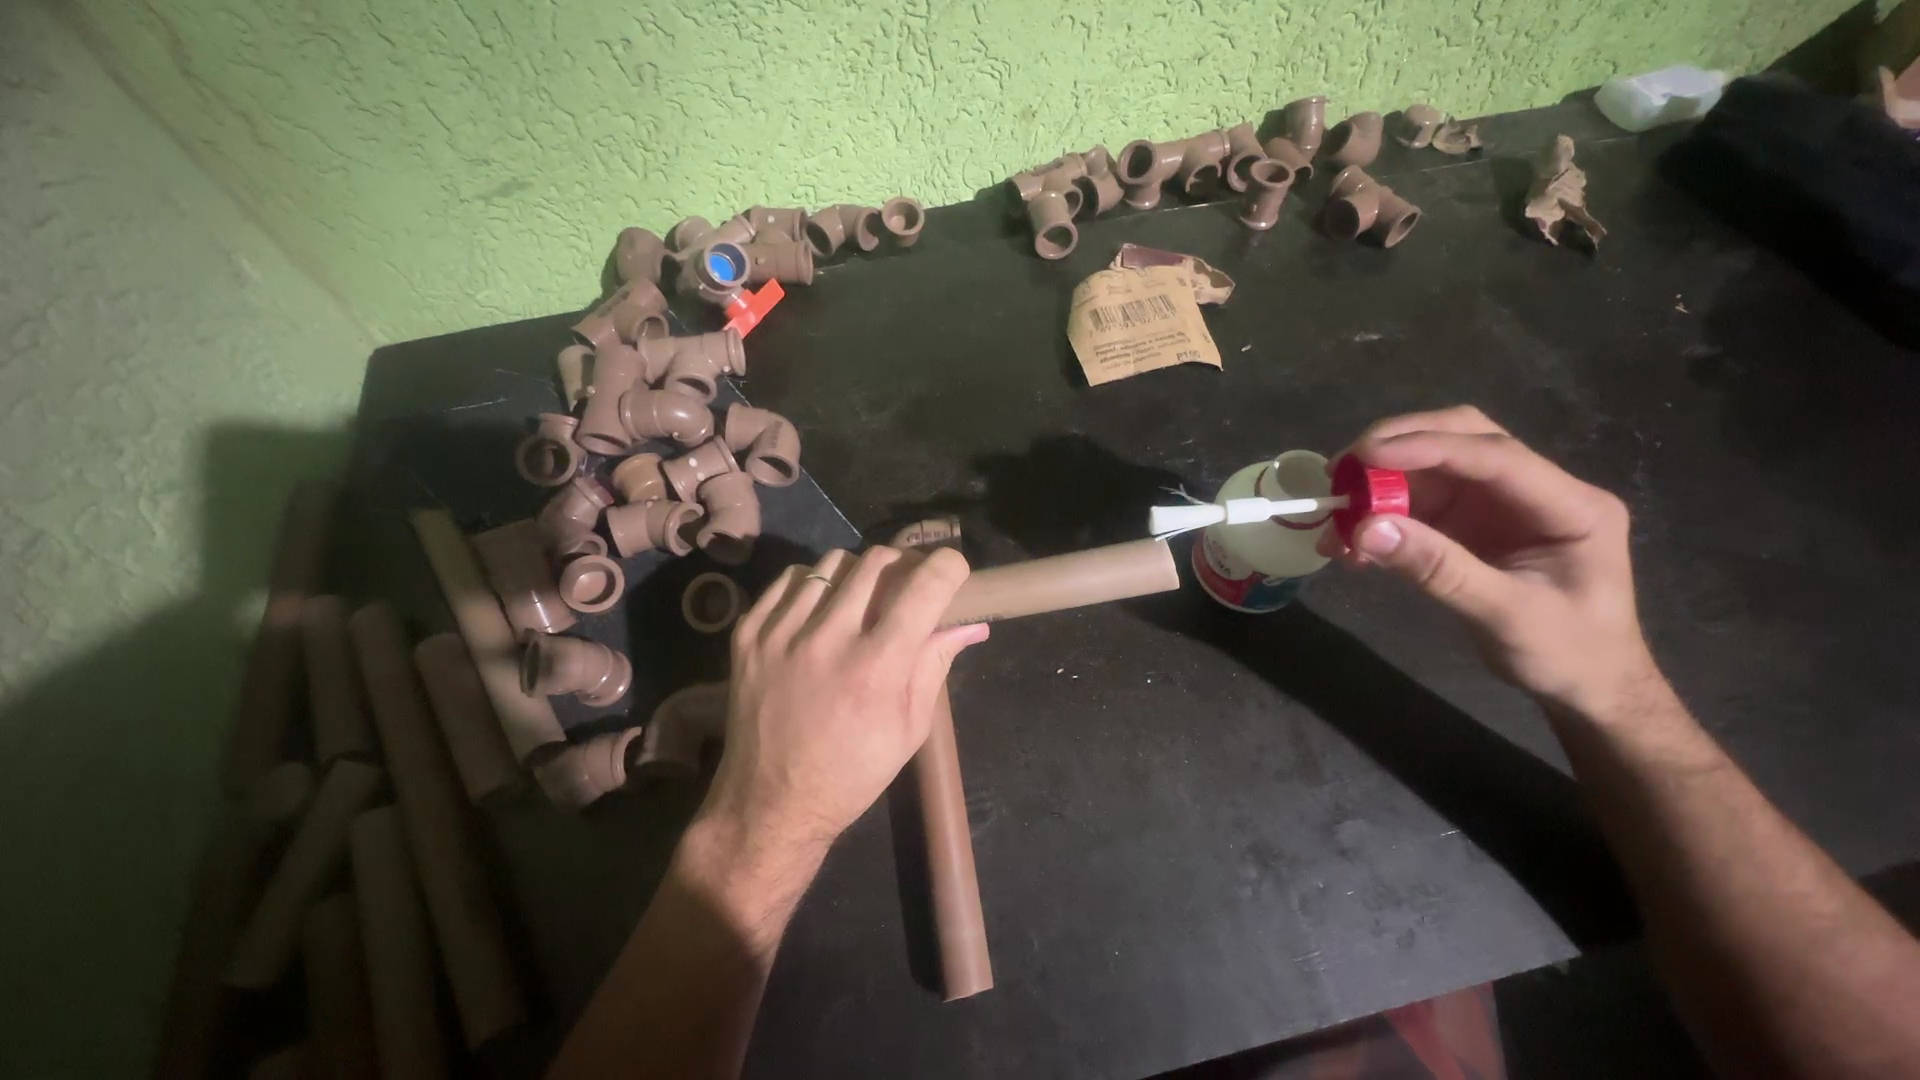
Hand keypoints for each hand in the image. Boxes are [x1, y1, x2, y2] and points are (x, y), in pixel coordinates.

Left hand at [701, 546, 987, 854]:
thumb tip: (972, 623)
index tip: (953, 570)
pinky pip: (790, 579)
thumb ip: (935, 664)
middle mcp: (828, 639)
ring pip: (832, 563)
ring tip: (862, 601)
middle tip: (910, 585)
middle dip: (905, 565)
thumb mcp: (909, 728)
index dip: (947, 567)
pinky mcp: (748, 634)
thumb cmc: (853, 772)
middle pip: (877, 561)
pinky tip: (821, 610)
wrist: (771, 802)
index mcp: (876, 668)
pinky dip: (814, 584)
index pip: (923, 587)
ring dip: (859, 574)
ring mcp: (781, 633)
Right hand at [1319, 406, 1658, 715]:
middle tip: (1343, 468)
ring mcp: (1499, 504)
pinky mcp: (1469, 523)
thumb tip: (1365, 529)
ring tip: (1336, 508)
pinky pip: (1417, 502)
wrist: (1586, 686)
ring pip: (1433, 466)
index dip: (1427, 448)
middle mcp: (1533, 490)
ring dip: (1380, 481)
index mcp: (1569, 505)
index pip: (1495, 456)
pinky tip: (1350, 540)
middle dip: (1400, 445)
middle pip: (1464, 438)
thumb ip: (1440, 570)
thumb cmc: (1567, 653)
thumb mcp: (1505, 617)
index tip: (1364, 457)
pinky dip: (1379, 513)